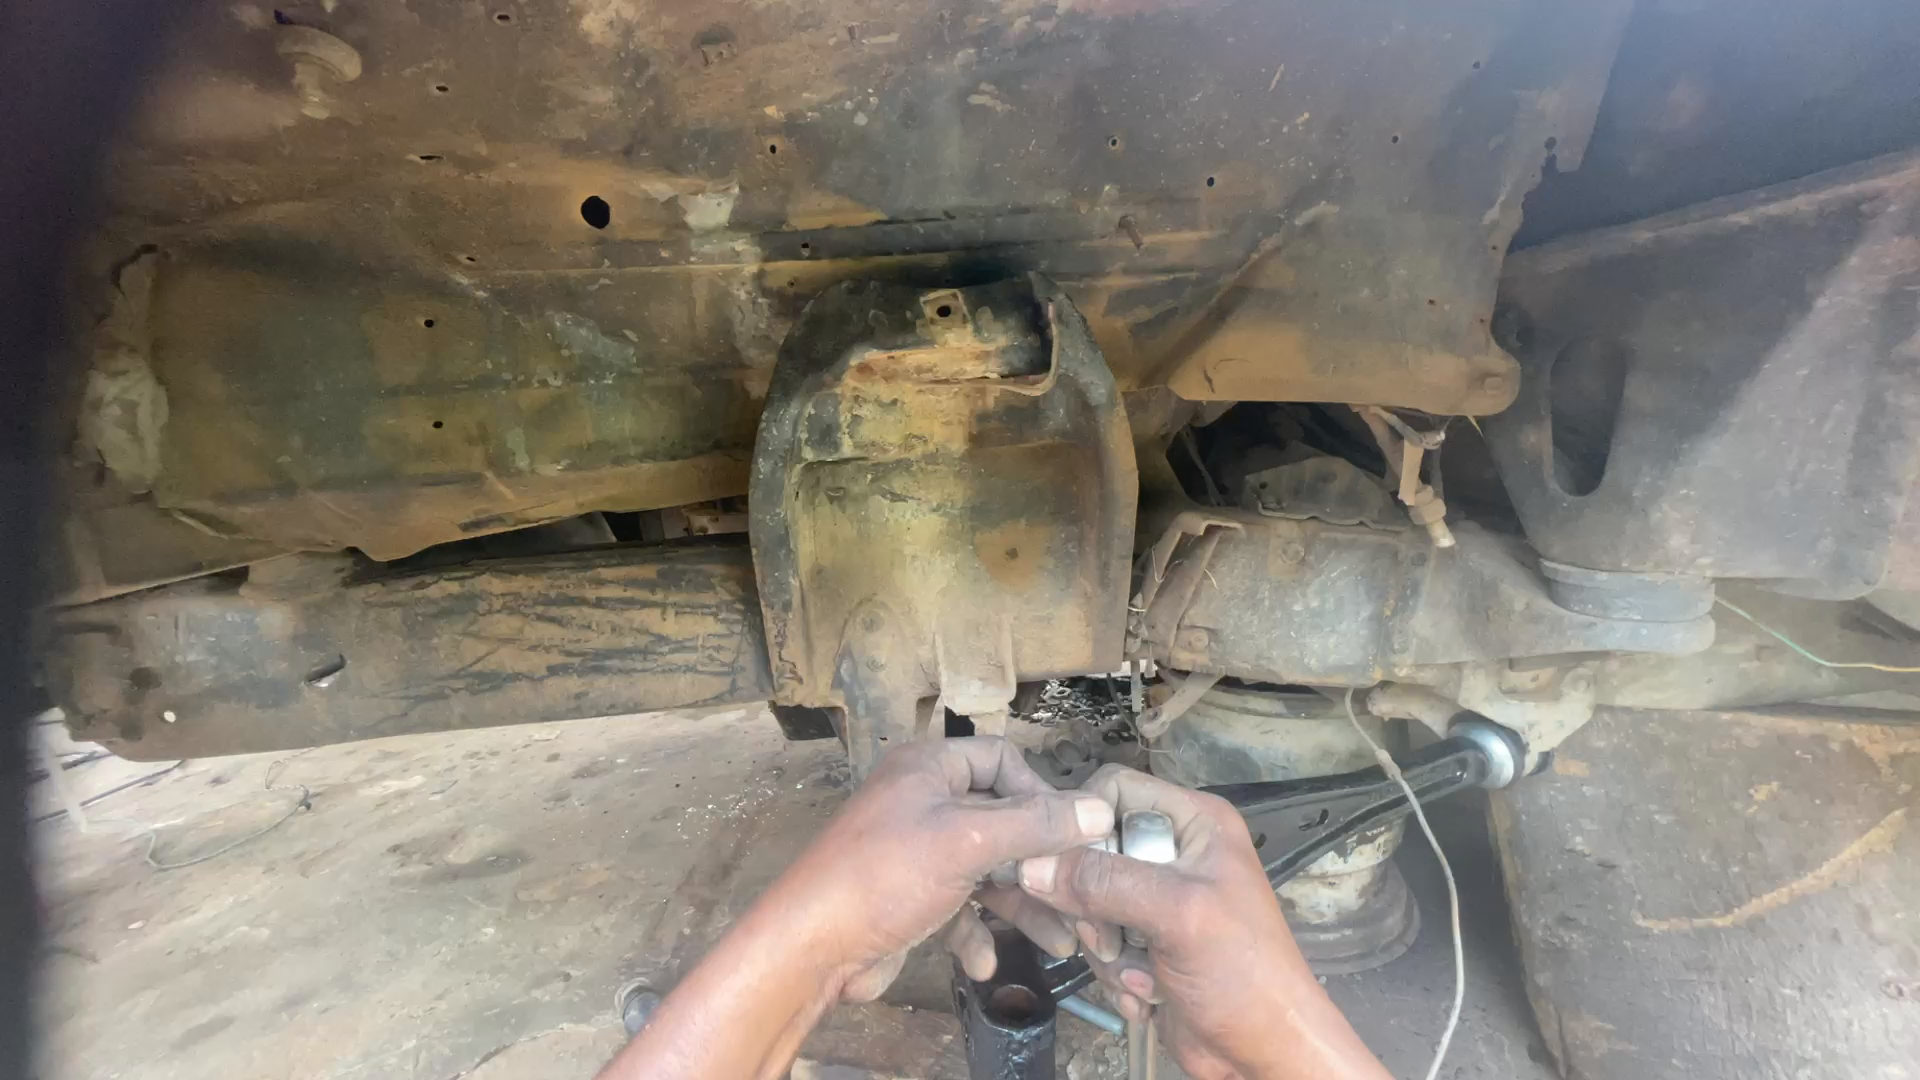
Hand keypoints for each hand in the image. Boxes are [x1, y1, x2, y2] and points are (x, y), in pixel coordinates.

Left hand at [776, 736, 1114, 1000]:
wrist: (810, 947)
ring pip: (984, 866)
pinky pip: (957, 900)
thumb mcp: (967, 842)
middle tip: (1076, 896)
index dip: (1038, 792)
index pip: (1000, 759)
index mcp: (930, 766)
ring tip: (1059, 942)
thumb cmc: (885, 875)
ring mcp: (916, 848)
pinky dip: (975, 927)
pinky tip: (982, 960)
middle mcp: (924, 799)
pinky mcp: (910, 892)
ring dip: (1018, 902)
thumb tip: (1098, 810)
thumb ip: (1034, 825)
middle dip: (1037, 861)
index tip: (1067, 833)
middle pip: (999, 818)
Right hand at [1015, 765, 1389, 1079]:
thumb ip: (1105, 882)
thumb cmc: (1243, 975)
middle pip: (1092, 846)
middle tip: (1110, 939)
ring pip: (1087, 896)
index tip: (1068, 867)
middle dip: (1093, 901)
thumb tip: (1030, 866)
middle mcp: (1171, 846)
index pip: (1113, 787)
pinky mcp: (1142, 935)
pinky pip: (1096, 934)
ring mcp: (1155, 894)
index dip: (1084, 822)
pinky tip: (1145, 993)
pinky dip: (1112, 969)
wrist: (1268, 1062)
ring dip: (1103, 943)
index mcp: (1192, 819)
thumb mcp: (1177, 915)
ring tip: (1140, 974)